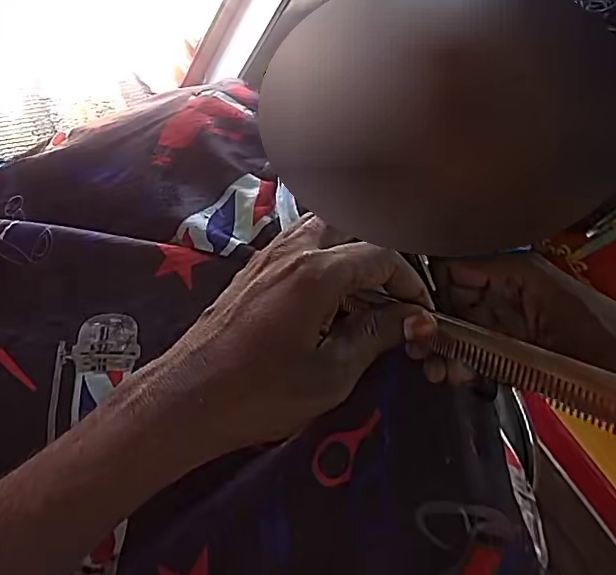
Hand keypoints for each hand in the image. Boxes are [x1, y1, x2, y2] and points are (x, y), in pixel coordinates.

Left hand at [117, 216, 440, 457]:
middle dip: (381, 254)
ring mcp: (269, 253)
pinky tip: (331, 296)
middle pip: (351, 225)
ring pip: (322, 227)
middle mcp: (292, 248)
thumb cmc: (262, 391)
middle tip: (395, 295)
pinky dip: (325, 256)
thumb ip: (374, 335)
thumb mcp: (331, 374)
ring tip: (366, 296)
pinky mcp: (256, 265)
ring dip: (351, 250)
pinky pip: (300, 242)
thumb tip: (410, 318)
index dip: (410, 282)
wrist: (194, 390)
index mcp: (316, 271)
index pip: (380, 255)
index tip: (421, 314)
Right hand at [411, 252, 611, 385]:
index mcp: (520, 271)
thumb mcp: (545, 345)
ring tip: (439, 371)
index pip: (453, 265)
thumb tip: (433, 330)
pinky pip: (486, 344)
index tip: (418, 321)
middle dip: (436, 325)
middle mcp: (517, 286)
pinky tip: (462, 376)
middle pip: (455, 295)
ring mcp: (522, 315)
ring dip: (449, 347)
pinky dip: (470, 360)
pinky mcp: (529, 342)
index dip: (431, 291)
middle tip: (423, 354)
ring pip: (467, 323)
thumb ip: (485, 335)